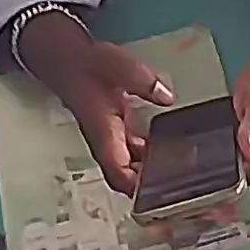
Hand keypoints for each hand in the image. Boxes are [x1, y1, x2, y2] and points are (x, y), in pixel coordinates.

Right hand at [15, 10, 175, 193]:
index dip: (138, 188)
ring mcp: (113, 139)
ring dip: (155, 171)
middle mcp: (108, 142)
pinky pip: (138, 153)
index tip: (162, 193)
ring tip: (185, 170)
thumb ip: (141, 80)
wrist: (64, 57)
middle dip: (151, 185)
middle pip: (128, 177)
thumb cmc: (85, 63)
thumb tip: (166, 97)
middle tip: (184, 184)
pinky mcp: (119, 132)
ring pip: (134, 167)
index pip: (119, 173)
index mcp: (104, 133)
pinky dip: (154, 156)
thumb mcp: (115, 65)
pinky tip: (174, 150)